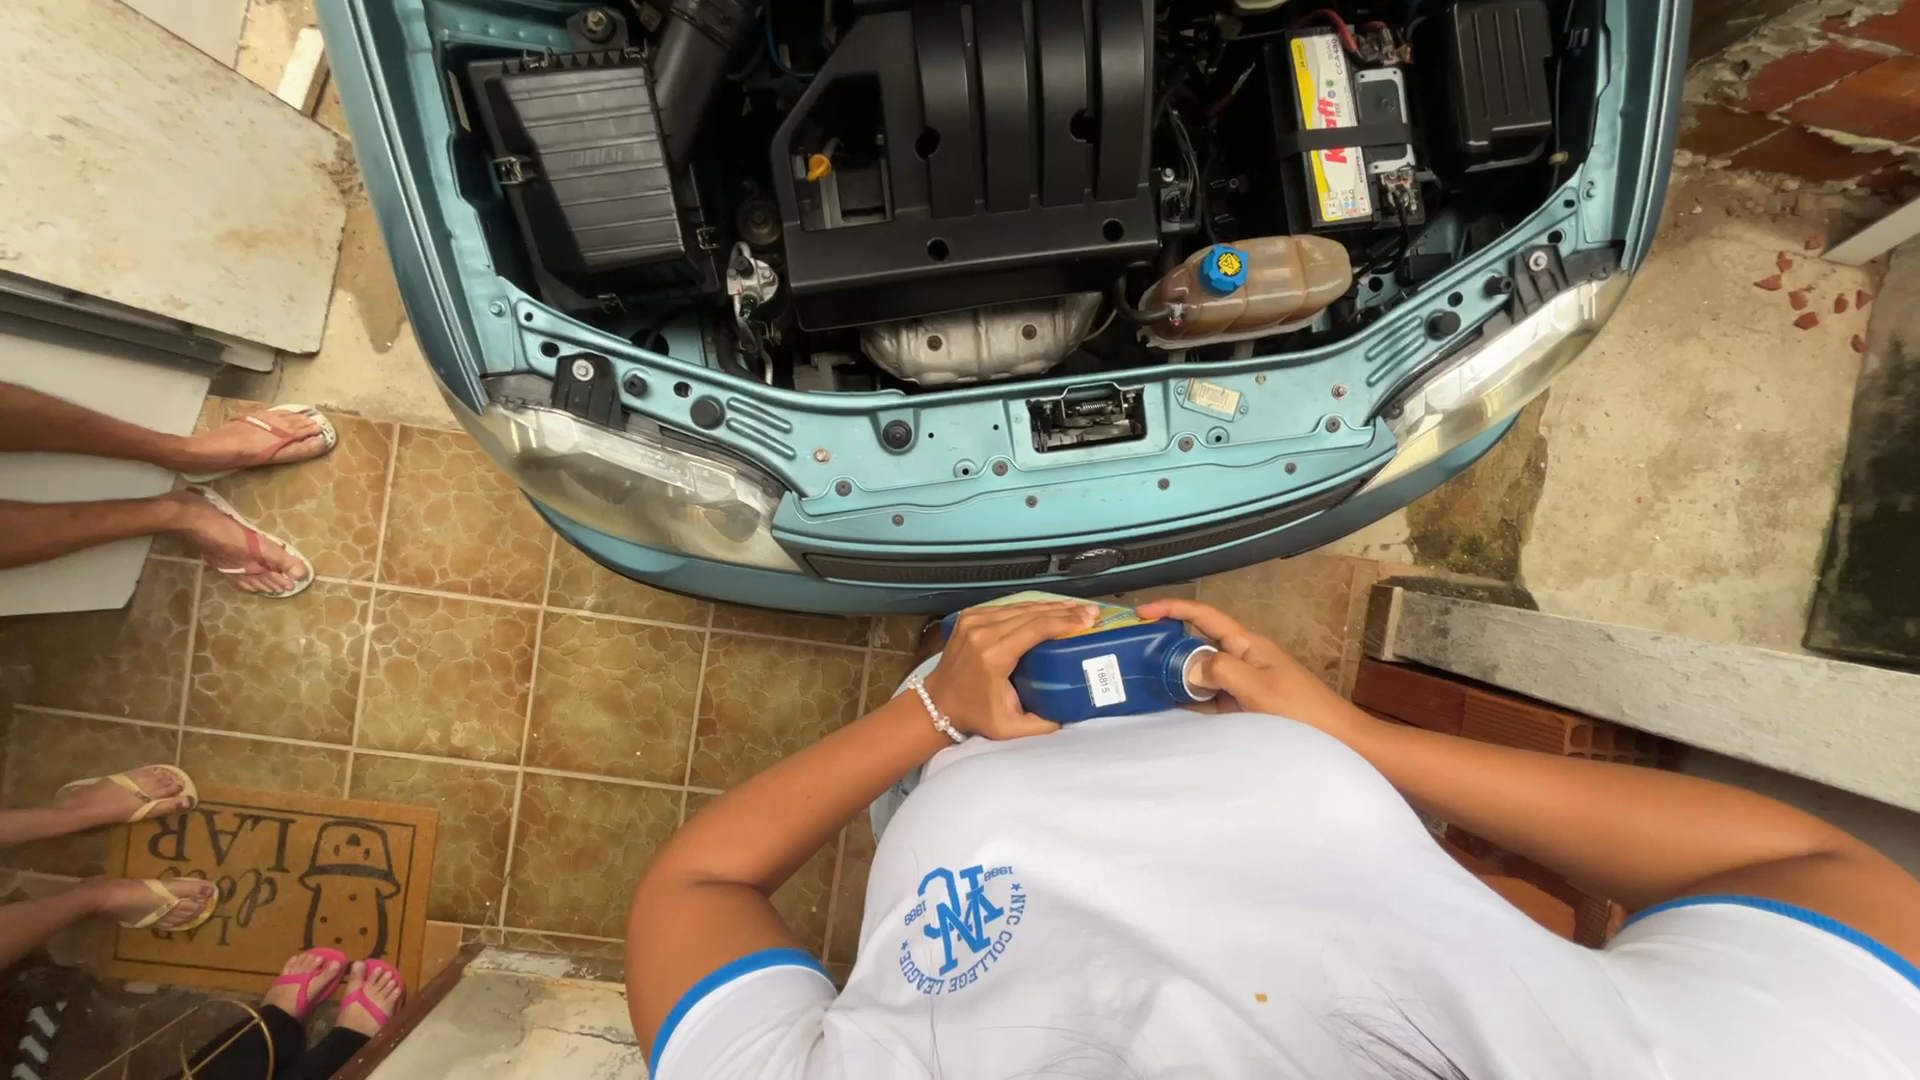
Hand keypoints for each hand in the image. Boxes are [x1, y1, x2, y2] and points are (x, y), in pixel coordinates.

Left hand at [921, 601, 1099, 739]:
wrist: (936, 702)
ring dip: (1050, 606)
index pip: (1036, 629)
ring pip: (1020, 606)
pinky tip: (1049, 608)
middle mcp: (983, 632)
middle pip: (1032, 613)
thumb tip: (1073, 715)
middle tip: (1091, 612)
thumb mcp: (1009, 727)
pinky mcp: (969, 616)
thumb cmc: (974, 715)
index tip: (1088, 620)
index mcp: (994, 656)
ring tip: (1076, 608)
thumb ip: (1042, 725)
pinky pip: (1006, 607)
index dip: (1065, 622)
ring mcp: (974, 620)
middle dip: (1065, 611)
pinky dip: (1030, 607)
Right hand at [1136, 598, 1374, 743]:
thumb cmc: (1302, 712)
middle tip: (1135, 652)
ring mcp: (1244, 683)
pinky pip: (1208, 697)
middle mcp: (1243, 658)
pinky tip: (1170, 707)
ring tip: (1144, 680)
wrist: (1343, 744)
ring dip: (1176, 673)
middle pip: (1197, 641)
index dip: (1171, 608)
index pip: (1202, 615)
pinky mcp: (1244, 706)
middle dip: (1167, 642)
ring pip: (1201, 671)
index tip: (1140, 612)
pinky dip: (1189, 698)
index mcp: (1247, 644)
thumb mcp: (1258, 687)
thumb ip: (1220, 670)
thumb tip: (1187, 667)